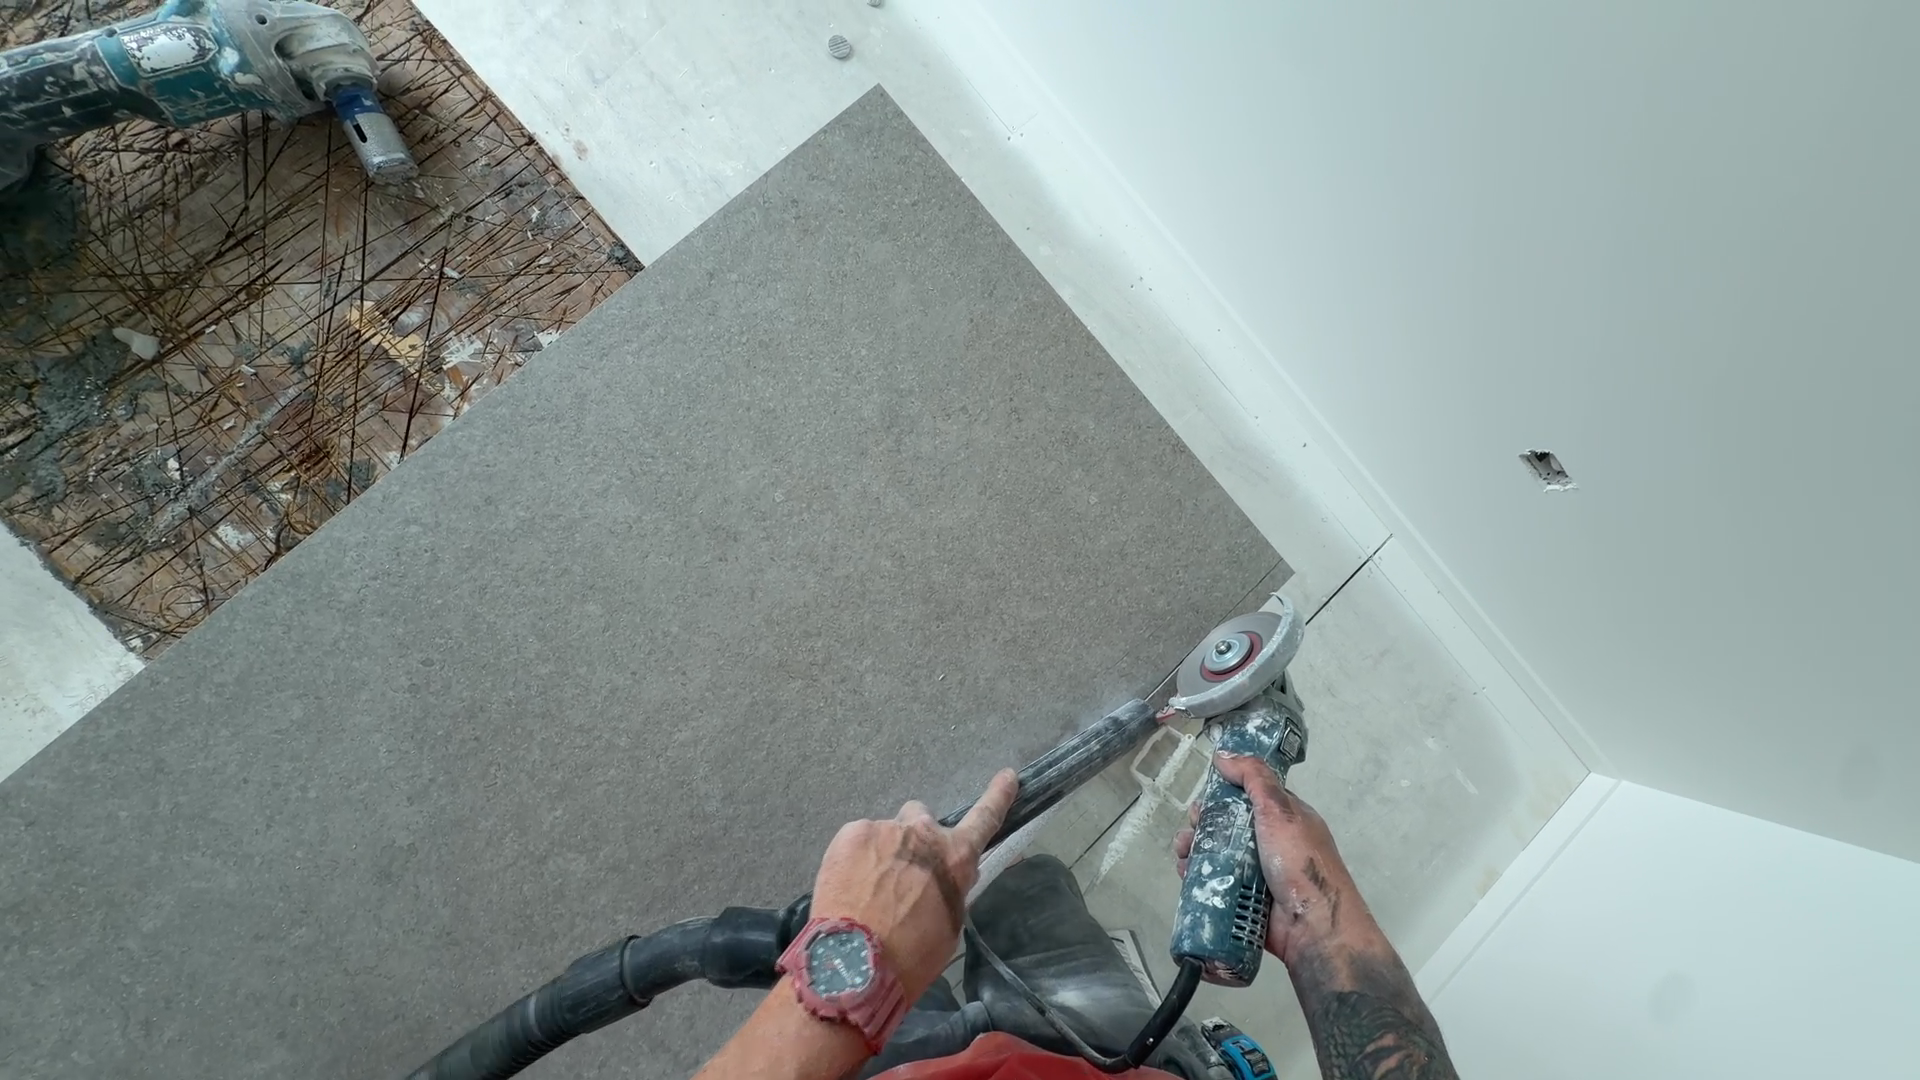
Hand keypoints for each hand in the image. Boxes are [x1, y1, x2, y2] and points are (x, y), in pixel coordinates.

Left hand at [810, 769, 1019, 999]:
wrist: (855, 965)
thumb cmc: (910, 957)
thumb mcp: (947, 927)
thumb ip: (948, 889)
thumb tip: (943, 878)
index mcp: (954, 858)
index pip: (984, 819)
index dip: (998, 797)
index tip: (1008, 776)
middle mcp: (922, 833)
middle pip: (920, 818)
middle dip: (913, 838)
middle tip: (899, 872)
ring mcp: (885, 828)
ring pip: (885, 832)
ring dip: (881, 852)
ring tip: (865, 891)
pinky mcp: (852, 832)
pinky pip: (856, 840)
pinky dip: (853, 860)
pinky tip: (846, 889)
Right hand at [1173, 753, 1385, 967]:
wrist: (1315, 927)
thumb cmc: (1299, 861)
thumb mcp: (1280, 809)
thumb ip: (1253, 777)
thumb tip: (1222, 755)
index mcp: (1283, 818)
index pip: (1246, 797)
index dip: (1221, 794)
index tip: (1204, 799)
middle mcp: (1269, 843)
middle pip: (1225, 824)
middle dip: (1201, 823)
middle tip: (1191, 829)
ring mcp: (1256, 872)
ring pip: (1215, 852)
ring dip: (1193, 848)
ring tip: (1182, 853)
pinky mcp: (1244, 898)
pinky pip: (1214, 880)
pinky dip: (1196, 875)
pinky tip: (1185, 873)